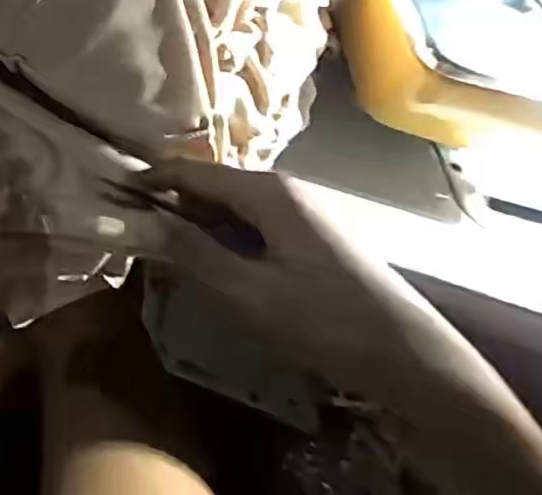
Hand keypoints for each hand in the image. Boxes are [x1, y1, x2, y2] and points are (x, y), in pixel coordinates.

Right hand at [138, 160, 425, 376]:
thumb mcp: (250, 293)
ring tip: (173, 256)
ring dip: (200, 227)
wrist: (427, 369)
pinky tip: (221, 270)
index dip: (150, 180)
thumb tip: (143, 218)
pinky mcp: (315, 237)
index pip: (191, 171)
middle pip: (211, 187)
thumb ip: (192, 252)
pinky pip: (255, 226)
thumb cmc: (330, 324)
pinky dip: (227, 240)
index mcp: (267, 191)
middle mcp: (284, 190)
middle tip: (141, 236)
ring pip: (232, 208)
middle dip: (174, 207)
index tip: (114, 193)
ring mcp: (303, 213)